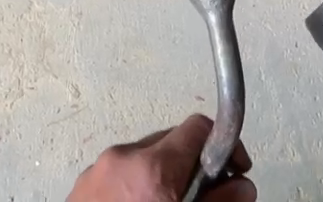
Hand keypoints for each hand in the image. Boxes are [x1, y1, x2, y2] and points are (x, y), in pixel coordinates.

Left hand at [66, 114, 253, 200]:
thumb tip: (243, 187)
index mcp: (152, 167)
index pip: (199, 127)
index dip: (223, 146)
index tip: (234, 172)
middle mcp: (122, 158)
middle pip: (172, 143)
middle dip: (193, 167)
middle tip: (205, 199)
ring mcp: (96, 172)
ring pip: (145, 160)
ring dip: (163, 179)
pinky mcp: (80, 188)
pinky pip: (119, 175)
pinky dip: (135, 189)